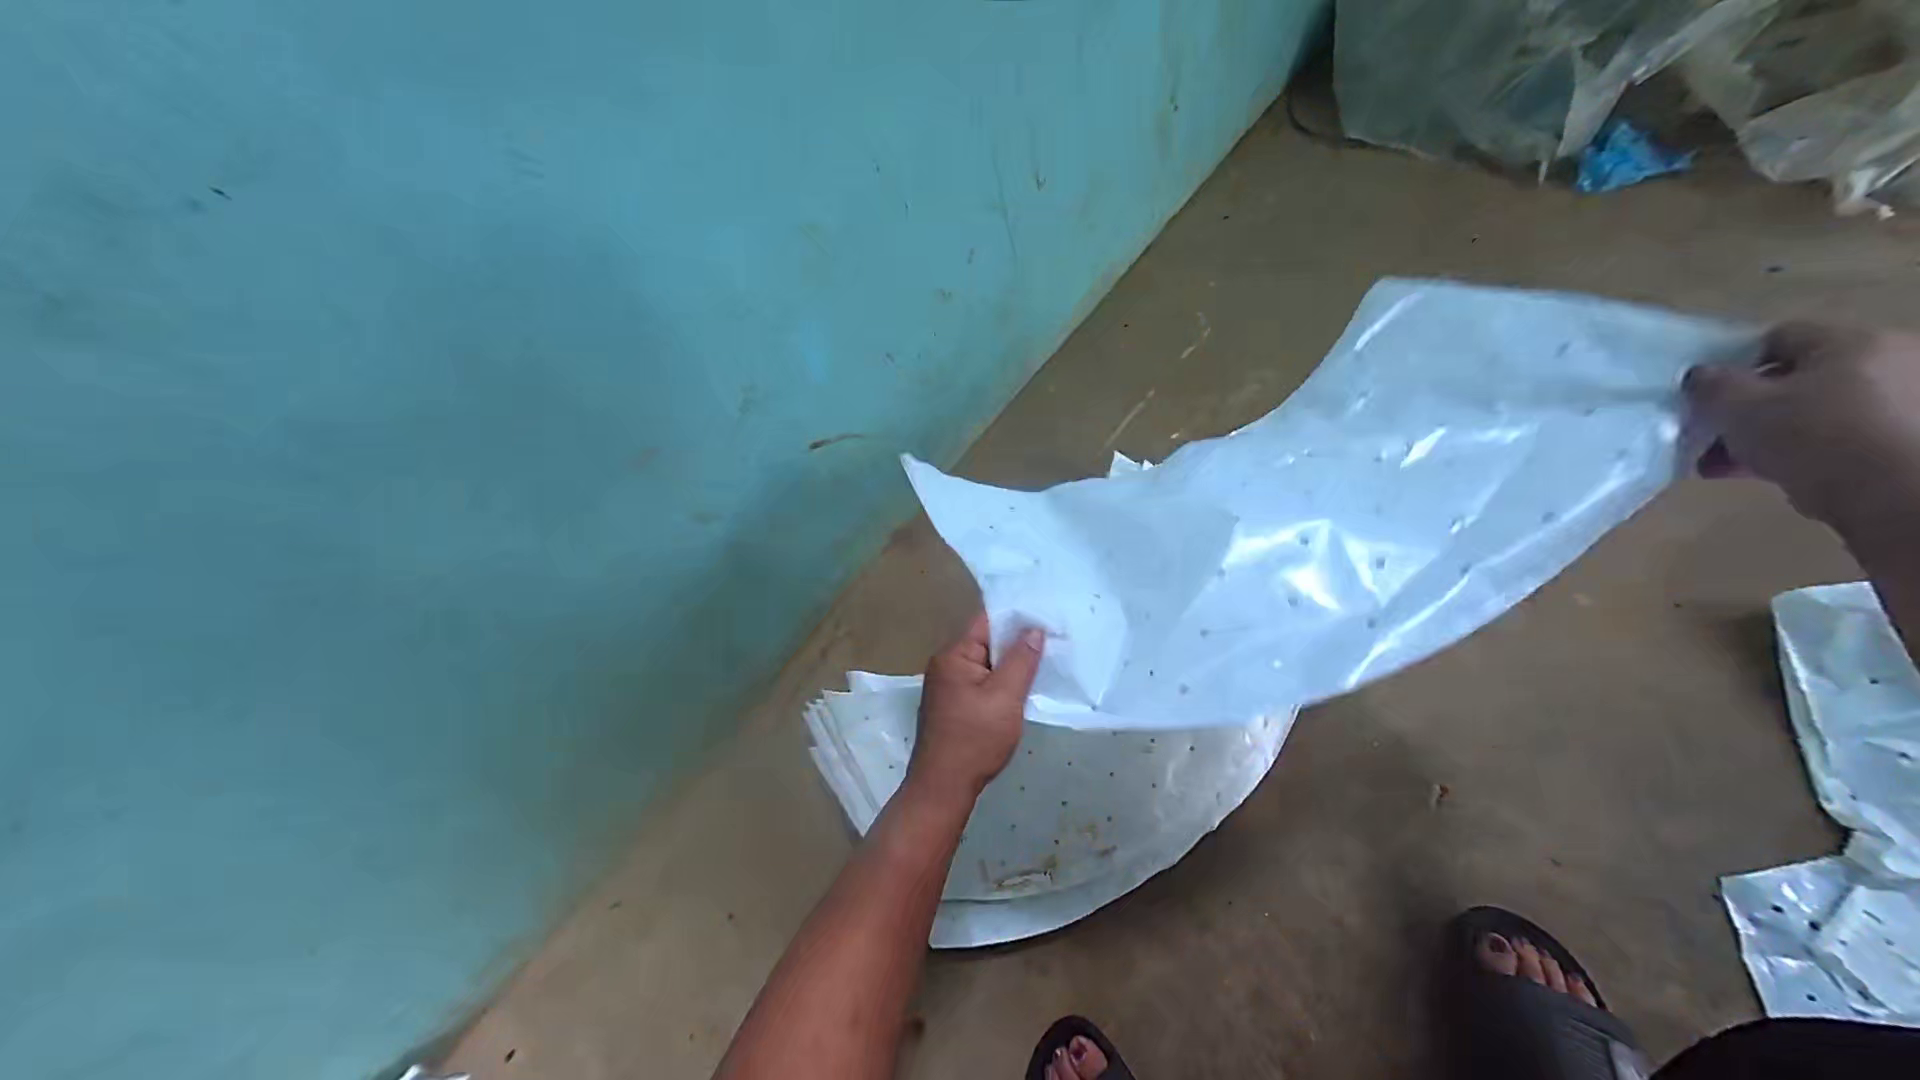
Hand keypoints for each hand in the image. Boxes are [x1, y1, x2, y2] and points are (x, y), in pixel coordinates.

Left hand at [905, 614, 1043, 804]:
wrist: (944, 786)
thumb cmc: (975, 739)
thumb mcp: (1005, 697)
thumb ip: (1021, 660)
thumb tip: (1034, 629)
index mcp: (953, 656)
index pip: (986, 622)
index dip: (1016, 618)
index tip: (1045, 617)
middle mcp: (946, 665)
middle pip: (986, 642)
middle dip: (1016, 643)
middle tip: (1052, 640)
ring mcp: (947, 686)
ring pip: (985, 665)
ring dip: (1010, 666)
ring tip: (1043, 663)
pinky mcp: (953, 705)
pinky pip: (980, 683)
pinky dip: (1000, 683)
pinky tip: (1021, 689)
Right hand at [1685, 322, 1919, 547]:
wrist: (1896, 492)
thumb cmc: (1811, 435)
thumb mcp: (1738, 407)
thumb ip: (1711, 386)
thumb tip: (1701, 376)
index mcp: (1853, 342)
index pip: (1778, 338)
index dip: (1733, 364)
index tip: (1705, 396)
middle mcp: (1891, 361)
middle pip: (1795, 379)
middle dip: (1745, 409)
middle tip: (1710, 436)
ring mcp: (1906, 401)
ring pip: (1811, 410)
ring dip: (1763, 434)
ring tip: (1724, 465)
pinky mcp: (1905, 438)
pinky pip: (1837, 435)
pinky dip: (1798, 450)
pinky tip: (1766, 473)